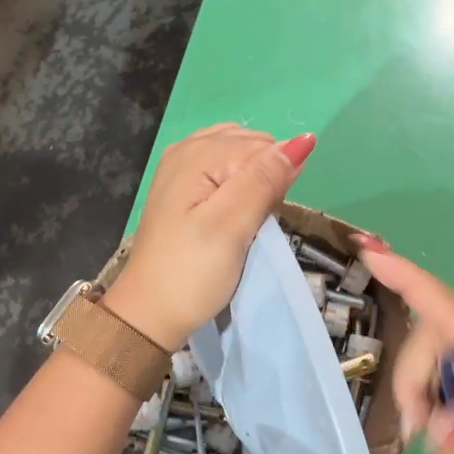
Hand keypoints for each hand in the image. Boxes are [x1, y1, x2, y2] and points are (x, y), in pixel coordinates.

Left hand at [104, 124, 316, 349]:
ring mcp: (180, 169)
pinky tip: (234, 211)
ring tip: (245, 219)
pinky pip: (223, 171)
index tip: (262, 220)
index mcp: (198, 153)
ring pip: (239, 158)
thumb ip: (264, 180)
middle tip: (252, 223)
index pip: (263, 148)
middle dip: (263, 179)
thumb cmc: (192, 272)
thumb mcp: (232, 226)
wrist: (150, 312)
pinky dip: (237, 186)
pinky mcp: (181, 190)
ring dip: (252, 183)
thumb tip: (303, 141)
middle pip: (250, 147)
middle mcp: (186, 149)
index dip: (274, 182)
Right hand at [354, 237, 453, 453]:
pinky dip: (421, 387)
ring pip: (430, 343)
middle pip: (437, 328)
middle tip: (415, 427)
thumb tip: (443, 421)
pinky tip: (430, 419)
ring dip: (415, 384)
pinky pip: (436, 358)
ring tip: (425, 432)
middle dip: (414, 372)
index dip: (416, 284)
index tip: (374, 257)